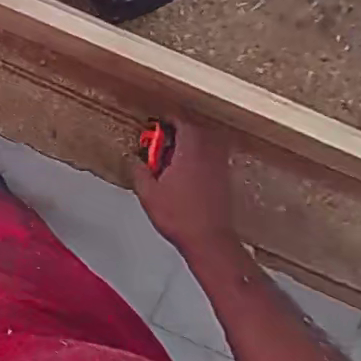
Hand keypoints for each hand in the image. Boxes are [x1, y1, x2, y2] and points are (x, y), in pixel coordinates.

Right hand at [130, 118, 236, 252]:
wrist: (208, 240)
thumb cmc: (182, 218)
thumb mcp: (148, 193)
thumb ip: (140, 172)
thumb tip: (136, 163)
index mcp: (190, 150)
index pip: (181, 122)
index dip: (167, 121)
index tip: (157, 125)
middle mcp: (208, 153)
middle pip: (195, 130)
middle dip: (177, 133)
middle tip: (162, 143)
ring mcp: (219, 166)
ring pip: (204, 144)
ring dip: (189, 146)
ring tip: (172, 160)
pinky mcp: (224, 179)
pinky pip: (211, 158)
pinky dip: (198, 160)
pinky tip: (185, 176)